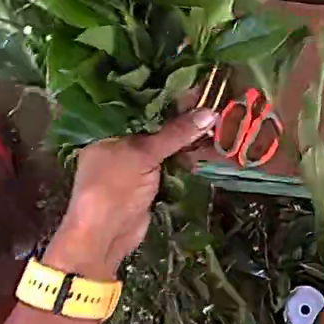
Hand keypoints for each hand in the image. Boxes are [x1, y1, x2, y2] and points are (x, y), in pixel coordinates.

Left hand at [42, 109, 216, 278]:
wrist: (104, 236)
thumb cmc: (113, 187)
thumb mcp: (143, 154)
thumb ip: (175, 133)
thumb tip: (210, 113)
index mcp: (109, 128)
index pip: (142, 103)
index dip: (168, 96)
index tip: (197, 86)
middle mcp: (122, 141)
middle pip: (157, 124)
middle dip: (183, 117)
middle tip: (213, 103)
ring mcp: (136, 162)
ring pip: (167, 144)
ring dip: (189, 137)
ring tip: (218, 122)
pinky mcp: (149, 180)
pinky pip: (171, 162)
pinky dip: (187, 156)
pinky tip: (209, 146)